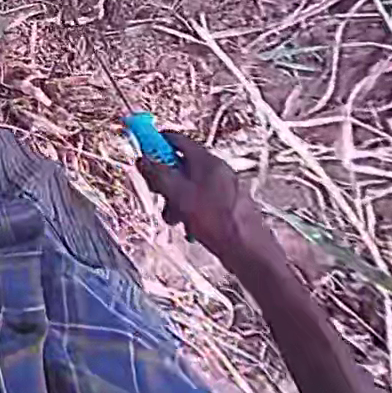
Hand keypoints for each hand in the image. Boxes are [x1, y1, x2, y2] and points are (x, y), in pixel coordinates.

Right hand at [135, 131, 272, 258]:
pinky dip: (191, 210)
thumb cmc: (216, 221)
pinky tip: (189, 227)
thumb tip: (142, 160)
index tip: (142, 151)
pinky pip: (202, 200)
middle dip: (165, 180)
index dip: (156, 143)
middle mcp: (219, 170)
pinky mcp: (230, 205)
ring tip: (174, 218)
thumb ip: (157, 174)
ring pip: (190, 185)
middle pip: (181, 164)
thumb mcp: (178, 194)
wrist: (249, 253)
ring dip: (176, 199)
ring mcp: (226, 188)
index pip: (176, 139)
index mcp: (207, 161)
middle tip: (158, 194)